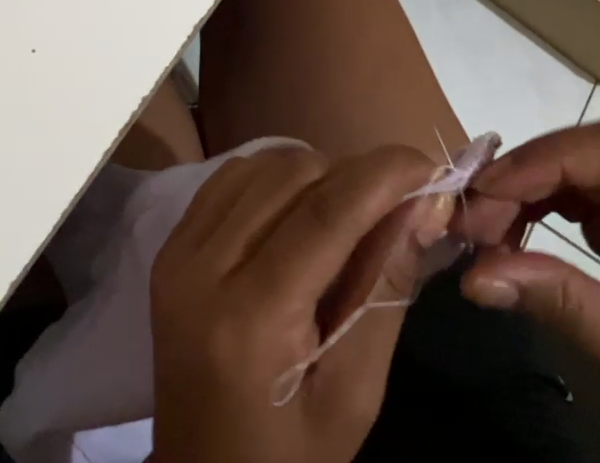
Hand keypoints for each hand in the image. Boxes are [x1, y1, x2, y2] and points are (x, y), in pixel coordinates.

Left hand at [149, 144, 453, 462]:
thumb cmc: (291, 451)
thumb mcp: (356, 392)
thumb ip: (386, 290)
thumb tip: (422, 204)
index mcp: (251, 319)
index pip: (326, 212)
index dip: (384, 174)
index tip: (430, 165)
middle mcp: (201, 270)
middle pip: (292, 175)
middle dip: (355, 175)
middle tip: (395, 206)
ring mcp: (177, 253)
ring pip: (261, 165)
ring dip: (316, 173)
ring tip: (348, 214)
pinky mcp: (169, 247)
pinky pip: (231, 179)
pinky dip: (276, 179)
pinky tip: (299, 211)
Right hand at [455, 117, 599, 462]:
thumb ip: (564, 306)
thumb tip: (474, 273)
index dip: (555, 156)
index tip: (492, 188)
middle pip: (599, 154)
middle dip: (531, 173)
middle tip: (471, 216)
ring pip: (584, 174)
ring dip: (529, 191)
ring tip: (480, 228)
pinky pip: (583, 205)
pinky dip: (541, 213)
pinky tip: (509, 237)